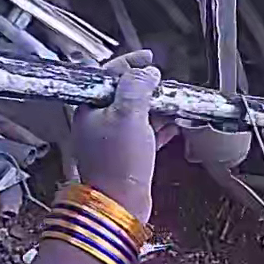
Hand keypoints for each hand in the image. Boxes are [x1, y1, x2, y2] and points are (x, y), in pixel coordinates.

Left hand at [70, 50, 159, 222]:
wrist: (119, 204)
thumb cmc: (117, 164)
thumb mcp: (129, 114)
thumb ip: (137, 87)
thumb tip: (146, 72)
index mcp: (89, 108)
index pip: (107, 75)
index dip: (129, 63)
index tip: (147, 59)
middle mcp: (96, 123)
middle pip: (123, 94)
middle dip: (147, 88)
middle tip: (164, 86)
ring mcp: (110, 140)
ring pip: (136, 114)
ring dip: (156, 108)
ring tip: (174, 105)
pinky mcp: (124, 156)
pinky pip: (143, 134)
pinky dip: (159, 127)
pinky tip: (173, 126)